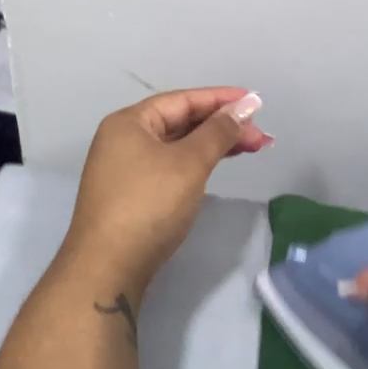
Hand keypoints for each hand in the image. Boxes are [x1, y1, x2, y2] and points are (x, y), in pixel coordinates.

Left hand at [56, 88, 270, 298]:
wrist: (107, 269)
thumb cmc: (149, 205)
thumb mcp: (189, 163)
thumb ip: (218, 132)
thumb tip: (244, 106)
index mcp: (129, 122)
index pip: (182, 100)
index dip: (221, 99)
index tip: (255, 102)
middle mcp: (124, 140)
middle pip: (181, 122)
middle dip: (222, 125)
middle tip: (260, 135)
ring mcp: (126, 170)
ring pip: (178, 146)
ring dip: (214, 145)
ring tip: (251, 148)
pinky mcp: (132, 196)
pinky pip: (171, 166)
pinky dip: (197, 163)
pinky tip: (217, 166)